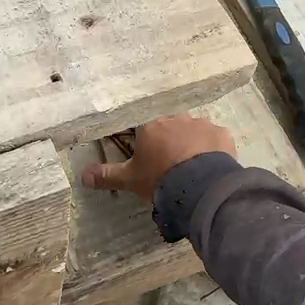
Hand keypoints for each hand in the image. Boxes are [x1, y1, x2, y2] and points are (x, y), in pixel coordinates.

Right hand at [82, 115, 235, 198]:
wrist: (199, 186)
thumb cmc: (160, 178)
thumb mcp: (131, 179)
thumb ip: (107, 176)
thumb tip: (83, 176)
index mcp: (151, 125)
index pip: (144, 124)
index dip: (146, 137)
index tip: (148, 151)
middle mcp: (176, 118)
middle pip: (170, 123)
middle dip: (170, 137)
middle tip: (170, 159)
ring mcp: (201, 124)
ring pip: (193, 129)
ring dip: (191, 142)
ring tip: (192, 164)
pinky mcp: (221, 134)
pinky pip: (215, 139)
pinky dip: (212, 149)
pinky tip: (211, 165)